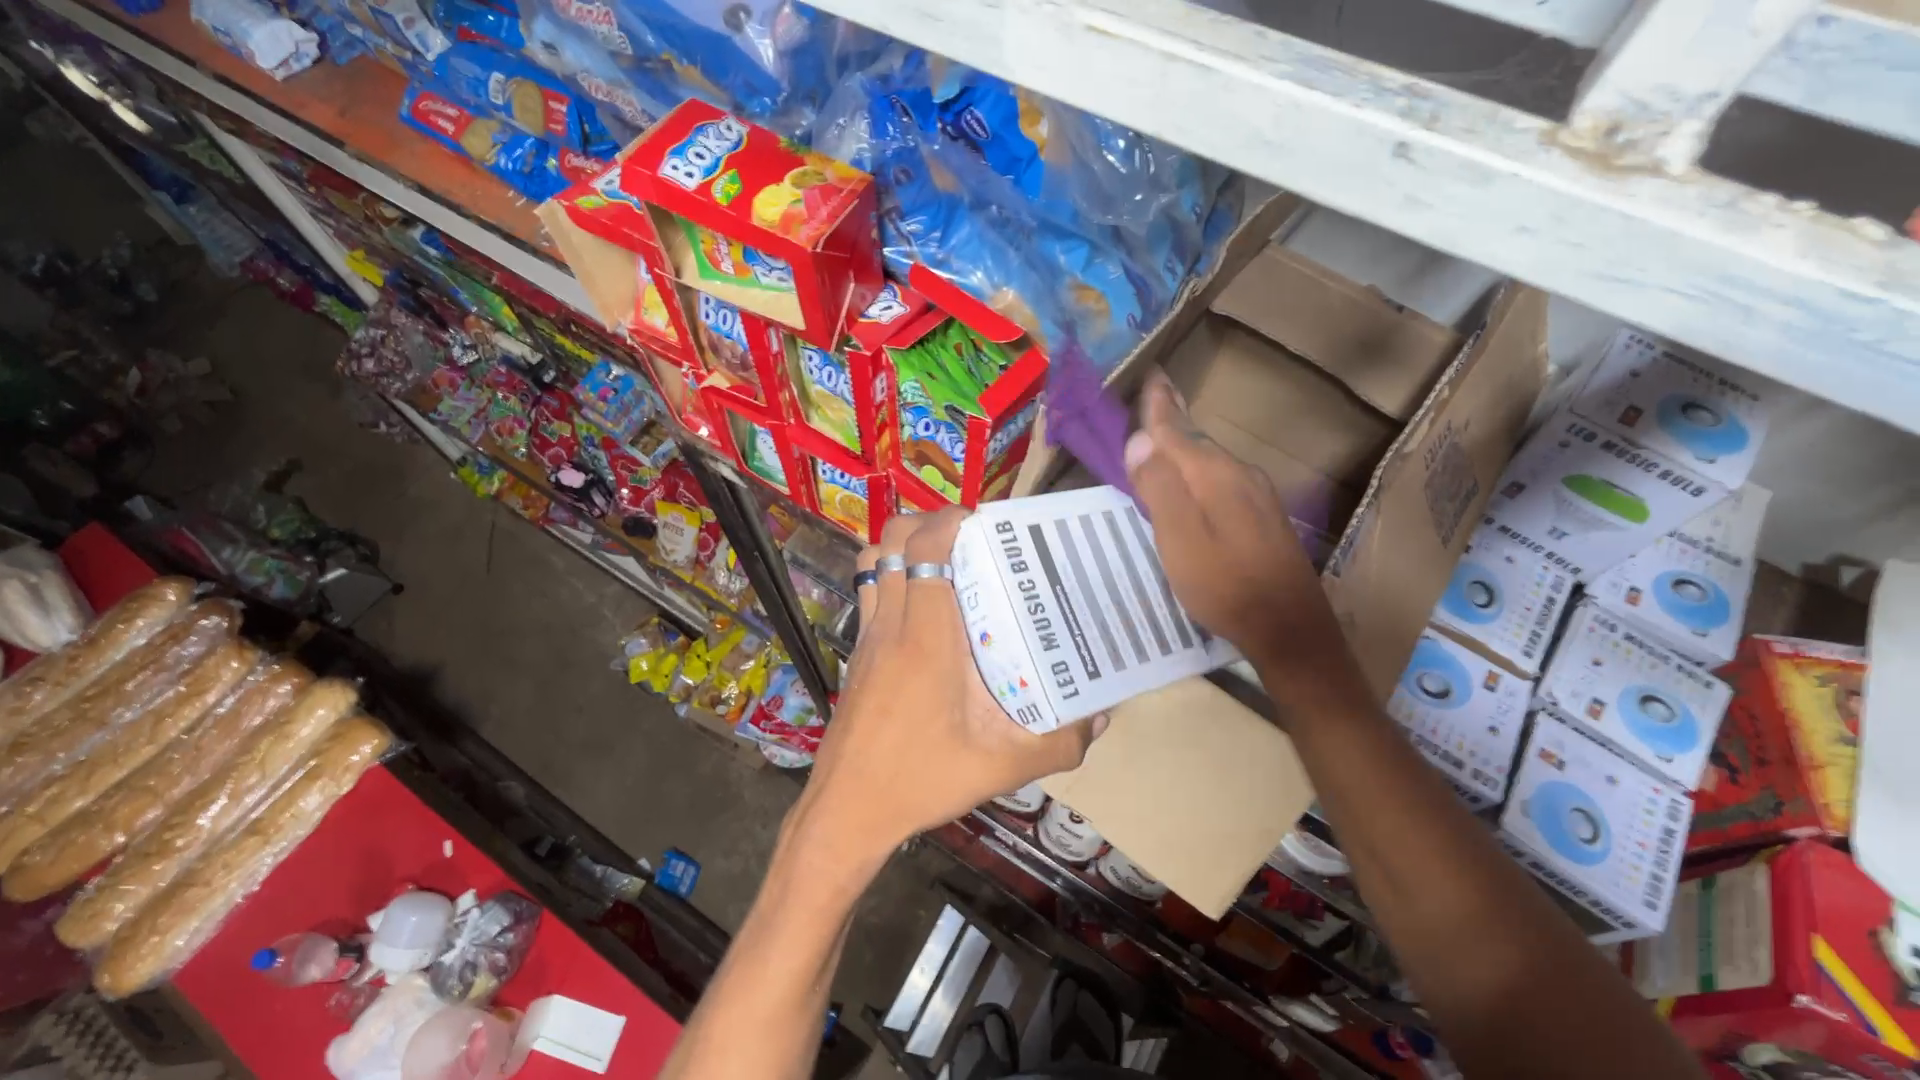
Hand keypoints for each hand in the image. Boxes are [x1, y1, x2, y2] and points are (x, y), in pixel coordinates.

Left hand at [799, 508, 1102, 858]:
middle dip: (928, 523)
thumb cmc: (922, 780)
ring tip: (945, 563)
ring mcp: (867, 639)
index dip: (951, 519)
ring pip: (873, 563)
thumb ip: (1059, 742)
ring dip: (904, 548)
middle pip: (892, 540)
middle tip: (971, 540)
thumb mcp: (1002, 767)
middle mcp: (891, 625)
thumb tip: (1102, 718)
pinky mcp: (856, 657)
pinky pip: (868, 595)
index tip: (985, 522)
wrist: (848, 811)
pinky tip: (923, 614)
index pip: (926, 547)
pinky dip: (891, 579)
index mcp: (926, 636)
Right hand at [1123, 371, 1349, 688]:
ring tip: (1167, 432)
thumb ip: (1160, 487)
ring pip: (1211, 461)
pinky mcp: (1264, 518)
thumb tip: (1140, 438)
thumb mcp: (1179, 539)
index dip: (1159, 406)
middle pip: (1196, 442)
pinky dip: (1200, 469)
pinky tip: (1196, 480)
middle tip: (1156, 394)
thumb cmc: (1224, 585)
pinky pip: (1223, 479)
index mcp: (1214, 475)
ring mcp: (1257, 496)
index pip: (1177, 430)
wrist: (1289, 626)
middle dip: (1172, 419)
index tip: (1152, 374)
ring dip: (1186, 445)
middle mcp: (1239, 475)